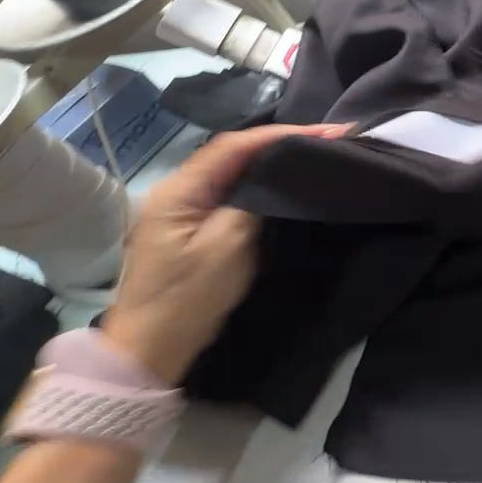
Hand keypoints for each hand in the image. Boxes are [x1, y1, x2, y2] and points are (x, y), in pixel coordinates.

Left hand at [103, 123, 345, 382]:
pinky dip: (262, 178)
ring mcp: (182, 207)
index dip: (284, 134)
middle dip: (283, 140)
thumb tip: (275, 178)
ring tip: (317, 152)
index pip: (236, 146)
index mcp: (180, 190)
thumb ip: (252, 203)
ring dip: (274, 157)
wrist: (149, 349)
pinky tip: (287, 178)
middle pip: (234, 151)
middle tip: (332, 138)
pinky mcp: (192, 224)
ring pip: (234, 168)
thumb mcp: (228, 247)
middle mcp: (178, 189)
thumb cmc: (188, 298)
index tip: (331, 133)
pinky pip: (232, 187)